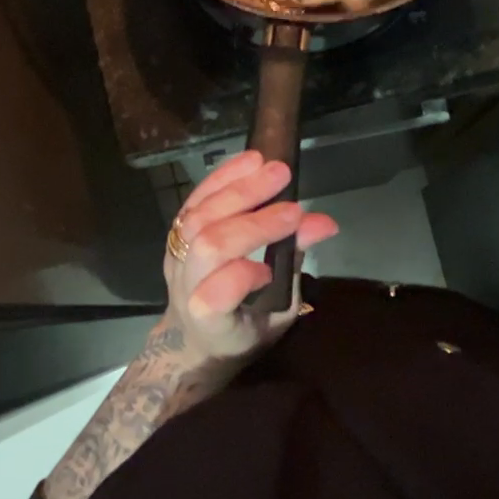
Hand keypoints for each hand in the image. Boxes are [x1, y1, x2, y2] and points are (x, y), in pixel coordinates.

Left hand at [163, 149, 339, 365]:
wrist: (194, 335)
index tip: (273, 267)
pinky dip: (222, 178)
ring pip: (198, 217)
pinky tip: (249, 162)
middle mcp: (185, 287)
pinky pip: (194, 201)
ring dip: (237, 188)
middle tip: (289, 198)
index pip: (215, 296)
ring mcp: (175, 259)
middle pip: (209, 245)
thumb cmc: (244, 331)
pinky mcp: (175, 236)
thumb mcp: (277, 315)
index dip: (243, 275)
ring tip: (271, 168)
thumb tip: (323, 223)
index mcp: (210, 321)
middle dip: (252, 217)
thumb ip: (294, 270)